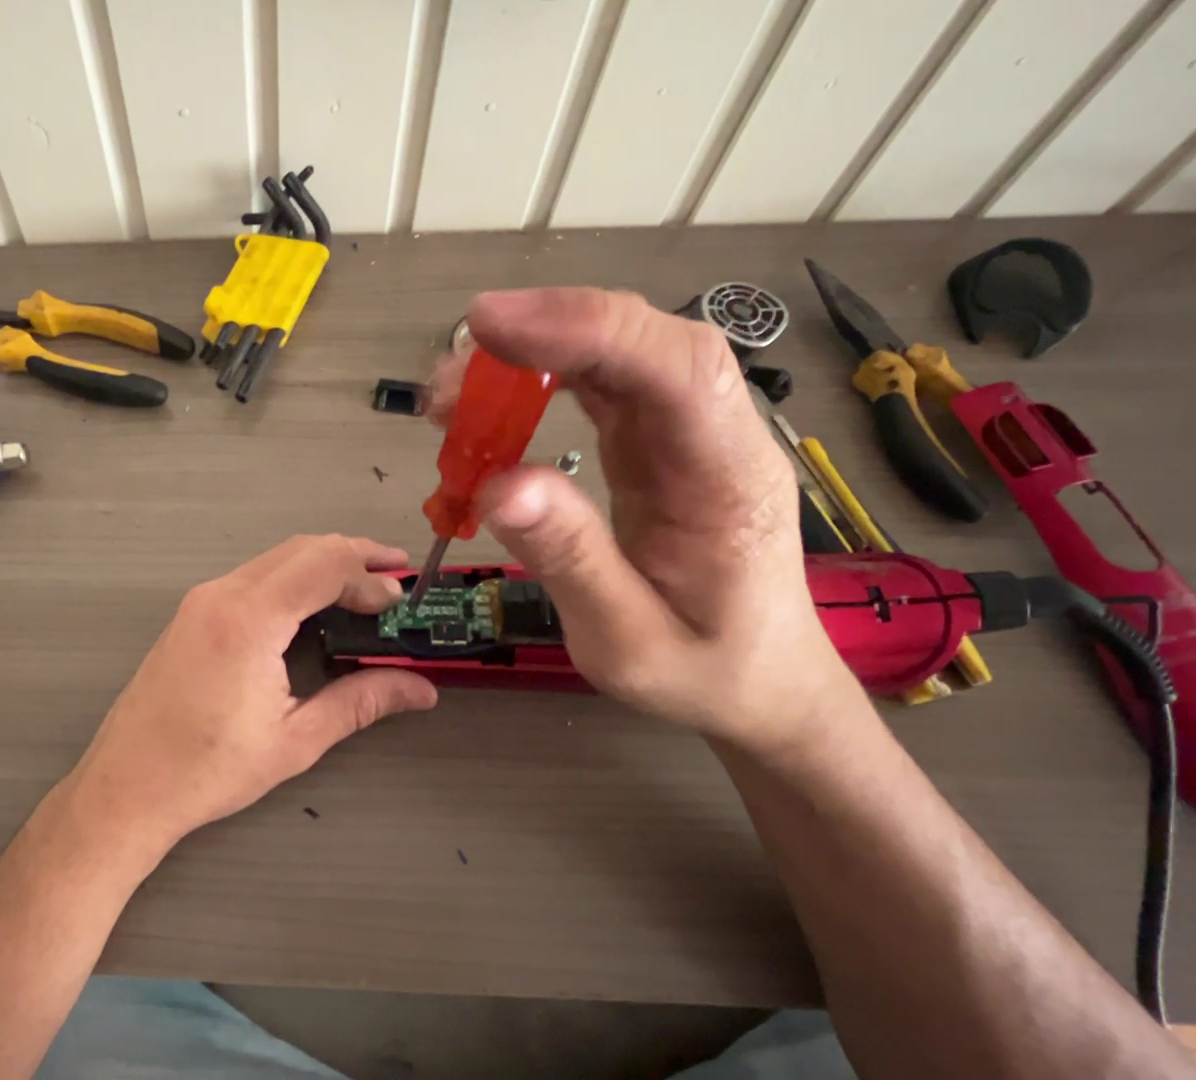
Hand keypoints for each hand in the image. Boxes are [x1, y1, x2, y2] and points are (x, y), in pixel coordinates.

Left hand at [60, 535, 438, 852]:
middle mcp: (222, 594)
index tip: (403, 598)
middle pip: (301, 549)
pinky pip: (253, 577)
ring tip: (364, 590)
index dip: (370, 573)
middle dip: (354, 556)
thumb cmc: (210, 769)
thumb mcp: (296, 739)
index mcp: (249, 618)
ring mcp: (201, 600)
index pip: (324, 564)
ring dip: (322, 565)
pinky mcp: (191, 614)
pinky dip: (293, 580)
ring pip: (275, 559)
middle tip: (396, 579)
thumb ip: (360, 702)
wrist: (127, 785)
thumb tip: (422, 689)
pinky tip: (314, 608)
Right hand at [435, 288, 859, 748]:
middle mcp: (714, 438)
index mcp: (727, 479)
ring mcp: (686, 437)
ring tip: (453, 389)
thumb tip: (497, 487)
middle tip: (449, 369)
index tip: (491, 327)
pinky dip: (542, 382)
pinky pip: (603, 389)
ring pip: (619, 357)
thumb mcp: (628, 643)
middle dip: (547, 331)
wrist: (761, 687)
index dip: (586, 329)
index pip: (674, 367)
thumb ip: (571, 562)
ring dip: (534, 354)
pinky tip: (492, 401)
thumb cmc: (704, 672)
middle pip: (646, 342)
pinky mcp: (656, 447)